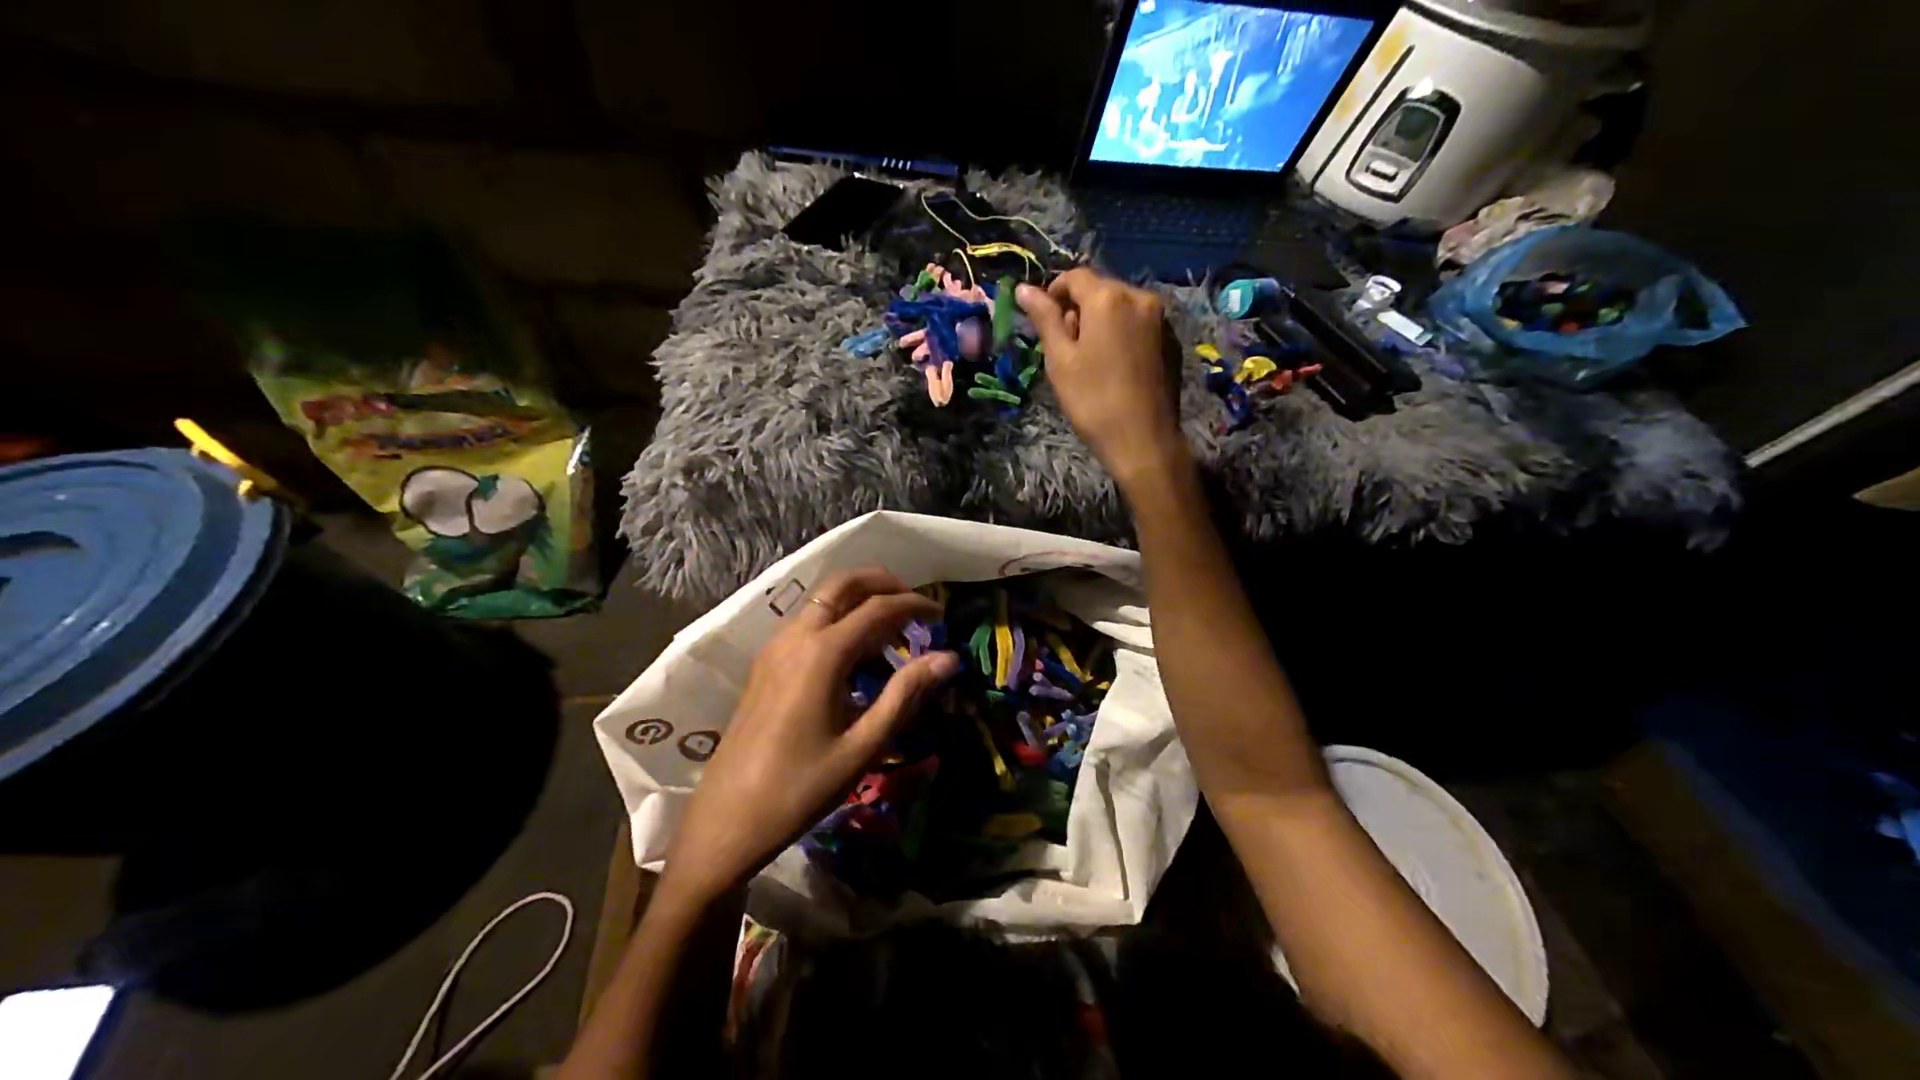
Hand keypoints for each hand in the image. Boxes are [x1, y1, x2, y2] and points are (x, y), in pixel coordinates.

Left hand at [658, 568, 960, 906]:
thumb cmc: (801, 788)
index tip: (942, 615)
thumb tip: (948, 658)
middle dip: (883, 583)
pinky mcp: (766, 664)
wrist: (728, 818)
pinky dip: (839, 620)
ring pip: (823, 601)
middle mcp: (795, 637)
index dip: (914, 605)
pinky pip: (808, 623)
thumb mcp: (863, 745)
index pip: (878, 608)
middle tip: (914, 605)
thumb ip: (906, 694)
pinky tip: (857, 657)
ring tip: (893, 633)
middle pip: (843, 584)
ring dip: (860, 601)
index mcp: (822, 653)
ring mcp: (775, 648)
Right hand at [1017, 269, 1189, 489]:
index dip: (1053, 294)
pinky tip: (1114, 366)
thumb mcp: (1060, 359)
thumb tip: (1024, 288)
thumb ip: (1045, 318)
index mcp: (1108, 298)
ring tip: (1089, 359)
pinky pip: (1138, 324)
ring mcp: (1160, 319)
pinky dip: (1121, 334)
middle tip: (1065, 347)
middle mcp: (1140, 297)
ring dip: (1100, 321)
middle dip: (1078, 309)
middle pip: (1100, 289)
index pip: (1074, 276)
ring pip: (1120, 306)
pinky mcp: (1171, 340)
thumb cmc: (1093, 400)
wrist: (1143, 440)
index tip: (1044, 323)